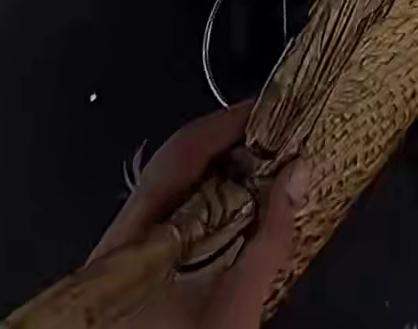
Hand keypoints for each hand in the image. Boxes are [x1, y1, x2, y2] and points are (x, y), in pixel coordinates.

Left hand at [89, 102, 306, 328]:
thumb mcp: (234, 308)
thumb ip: (269, 240)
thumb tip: (298, 171)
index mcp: (131, 249)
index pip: (178, 156)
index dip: (227, 124)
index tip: (270, 109)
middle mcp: (119, 249)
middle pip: (179, 166)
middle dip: (234, 142)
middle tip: (280, 130)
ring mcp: (126, 263)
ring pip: (181, 189)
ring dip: (230, 168)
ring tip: (274, 158)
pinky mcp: (140, 275)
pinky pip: (182, 215)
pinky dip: (221, 197)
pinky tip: (252, 201)